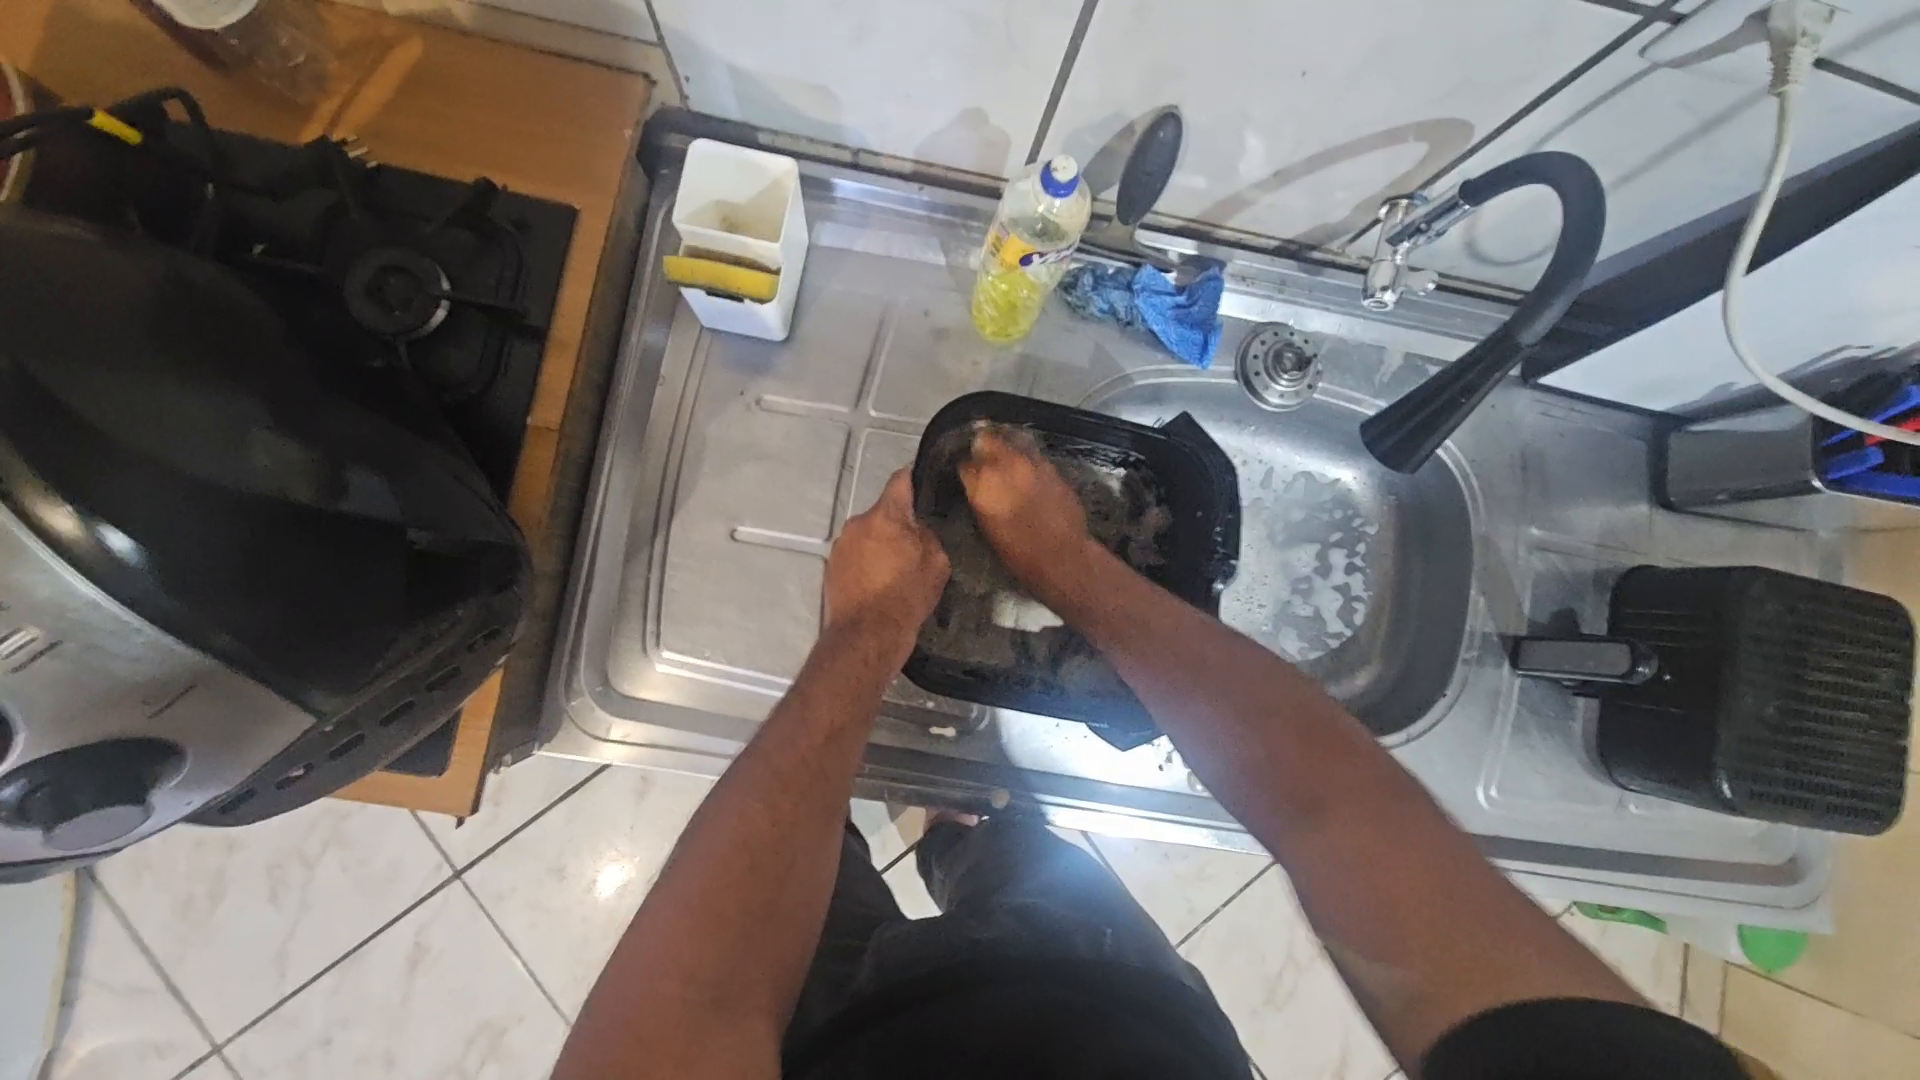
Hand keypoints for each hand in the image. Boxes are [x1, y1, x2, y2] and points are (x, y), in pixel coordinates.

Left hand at [823, 469, 950, 660]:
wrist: (866, 636)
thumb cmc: (906, 597)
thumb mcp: (936, 564)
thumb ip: (928, 536)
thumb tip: (916, 529)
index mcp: (885, 516)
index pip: (900, 480)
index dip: (914, 478)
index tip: (924, 483)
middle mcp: (858, 522)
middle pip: (884, 513)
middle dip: (899, 524)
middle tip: (916, 546)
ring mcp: (841, 545)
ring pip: (869, 534)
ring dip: (882, 545)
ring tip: (896, 571)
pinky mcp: (832, 566)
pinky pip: (856, 554)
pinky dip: (868, 562)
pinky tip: (879, 584)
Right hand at [958, 430, 1093, 602]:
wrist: (1062, 555)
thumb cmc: (1018, 552)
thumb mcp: (987, 527)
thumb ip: (980, 499)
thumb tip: (978, 485)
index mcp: (983, 483)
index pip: (965, 464)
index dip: (966, 468)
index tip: (967, 472)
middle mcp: (1006, 465)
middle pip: (987, 441)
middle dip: (982, 445)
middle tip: (981, 451)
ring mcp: (1032, 462)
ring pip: (1013, 441)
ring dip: (1006, 447)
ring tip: (1004, 454)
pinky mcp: (1052, 467)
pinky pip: (1034, 454)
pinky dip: (1026, 458)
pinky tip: (1026, 468)